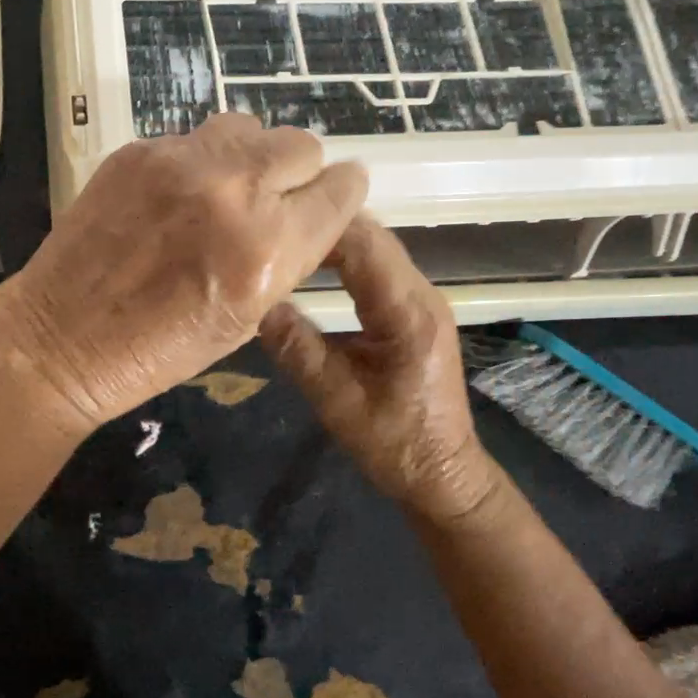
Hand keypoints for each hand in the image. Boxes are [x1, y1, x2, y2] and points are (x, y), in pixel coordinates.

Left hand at [0, 113, 367, 427]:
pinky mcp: (137, 152)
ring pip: (247, 127)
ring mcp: (179, 164)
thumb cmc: (157, 351)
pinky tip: (172, 198)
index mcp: (267, 249)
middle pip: (300, 145)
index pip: (339, 190)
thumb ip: (285, 257)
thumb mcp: (245, 319)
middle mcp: (231, 193)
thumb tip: (310, 213)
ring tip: (223, 190)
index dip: (339, 195)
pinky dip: (196, 162)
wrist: (62, 338)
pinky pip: (191, 138)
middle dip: (296, 172)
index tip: (329, 199)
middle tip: (270, 200)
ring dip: (248, 155)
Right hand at [259, 216, 503, 526]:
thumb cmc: (392, 443)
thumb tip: (255, 302)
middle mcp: (422, 295)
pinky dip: (344, 259)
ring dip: (334, 239)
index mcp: (407, 313)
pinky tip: (312, 265)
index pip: (363, 246)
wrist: (442, 475)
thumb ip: (296, 348)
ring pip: (377, 248)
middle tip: (270, 225)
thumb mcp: (335, 399)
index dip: (318, 227)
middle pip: (373, 237)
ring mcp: (422, 301)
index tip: (271, 222)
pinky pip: (378, 267)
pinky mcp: (414, 311)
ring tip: (284, 240)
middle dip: (323, 225)